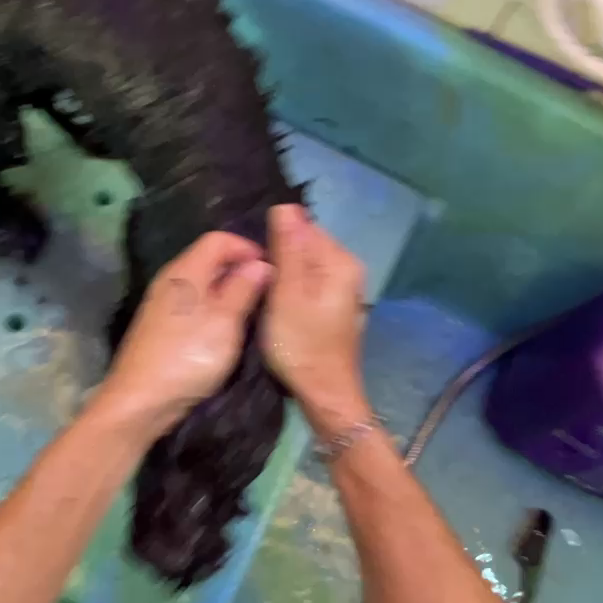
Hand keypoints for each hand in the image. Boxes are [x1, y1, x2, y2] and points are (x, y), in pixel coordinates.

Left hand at [92, 232, 273, 441]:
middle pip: (209, 259)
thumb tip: (260, 264)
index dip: (246, 248)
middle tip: (267, 292)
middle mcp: (171, 279)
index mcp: (185, 270)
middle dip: (240, 269)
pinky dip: (214, 308)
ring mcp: (163, 303)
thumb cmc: (188, 357)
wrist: (140, 401)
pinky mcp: (161, 325)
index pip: (218, 239)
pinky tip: (227, 329)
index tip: (271, 270)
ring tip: (253, 311)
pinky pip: (194, 303)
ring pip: (202, 283)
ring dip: (228, 291)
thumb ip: (244, 288)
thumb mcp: (225, 321)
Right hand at [261, 204, 370, 433]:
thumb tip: (285, 207)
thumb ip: (288, 249)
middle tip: (257, 285)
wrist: (325, 395)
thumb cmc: (301, 345)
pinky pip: (308, 284)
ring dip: (283, 276)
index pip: (302, 227)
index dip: (274, 241)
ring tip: (264, 297)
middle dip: (279, 258)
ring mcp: (343, 289)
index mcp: (339, 261)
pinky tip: (277, 308)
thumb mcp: (287, 294)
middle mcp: (347, 269)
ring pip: (304, 266)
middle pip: (305, 245)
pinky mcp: (334, 307)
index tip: (255, 266)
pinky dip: (291, 291)